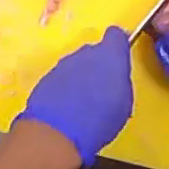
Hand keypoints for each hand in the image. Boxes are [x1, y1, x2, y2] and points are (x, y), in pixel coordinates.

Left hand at [15, 26, 133, 164]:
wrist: (57, 132)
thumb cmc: (101, 118)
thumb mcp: (124, 102)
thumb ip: (119, 81)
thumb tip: (113, 77)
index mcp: (109, 55)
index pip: (116, 35)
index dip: (118, 45)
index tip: (120, 58)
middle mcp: (83, 54)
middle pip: (92, 52)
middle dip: (96, 66)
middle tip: (101, 90)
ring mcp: (61, 66)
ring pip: (74, 66)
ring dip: (78, 79)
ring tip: (82, 104)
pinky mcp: (44, 80)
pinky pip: (59, 81)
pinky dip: (62, 90)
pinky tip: (65, 110)